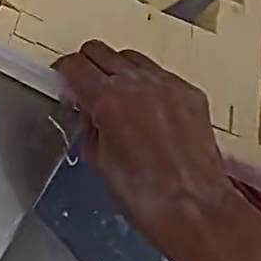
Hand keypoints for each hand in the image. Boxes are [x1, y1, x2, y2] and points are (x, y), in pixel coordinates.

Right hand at [54, 42, 253, 250]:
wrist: (198, 210)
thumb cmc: (142, 197)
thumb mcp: (99, 162)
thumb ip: (89, 125)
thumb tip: (88, 109)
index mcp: (107, 100)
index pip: (75, 65)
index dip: (63, 70)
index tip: (63, 79)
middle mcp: (135, 82)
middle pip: (99, 50)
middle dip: (87, 65)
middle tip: (87, 86)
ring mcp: (165, 82)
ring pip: (129, 58)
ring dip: (118, 71)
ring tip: (121, 97)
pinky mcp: (188, 90)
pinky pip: (158, 74)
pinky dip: (147, 84)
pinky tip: (151, 110)